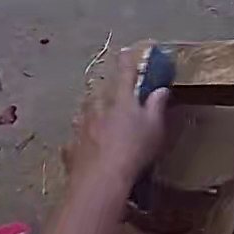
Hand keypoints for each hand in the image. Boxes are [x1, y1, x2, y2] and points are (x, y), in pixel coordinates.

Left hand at [66, 45, 169, 190]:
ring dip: (91, 111)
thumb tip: (161, 89)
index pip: (125, 74)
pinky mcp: (72, 149)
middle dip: (107, 90)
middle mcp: (99, 108)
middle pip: (101, 92)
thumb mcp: (154, 127)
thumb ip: (157, 106)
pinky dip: (79, 140)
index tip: (125, 52)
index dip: (126, 62)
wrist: (101, 181)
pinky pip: (75, 140)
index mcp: (122, 100)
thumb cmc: (134, 150)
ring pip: (85, 112)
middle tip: (112, 93)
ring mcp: (82, 128)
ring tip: (95, 114)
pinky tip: (81, 146)